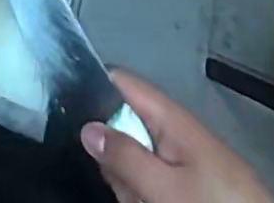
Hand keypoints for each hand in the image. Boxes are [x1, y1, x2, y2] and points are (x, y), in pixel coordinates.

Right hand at [82, 70, 273, 202]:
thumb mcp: (166, 190)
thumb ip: (125, 157)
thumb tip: (87, 127)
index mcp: (171, 117)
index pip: (121, 81)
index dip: (94, 90)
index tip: (74, 115)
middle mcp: (179, 130)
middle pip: (124, 122)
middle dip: (114, 153)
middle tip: (123, 185)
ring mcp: (190, 159)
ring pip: (139, 156)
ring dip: (132, 182)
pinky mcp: (198, 184)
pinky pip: (158, 177)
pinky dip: (150, 195)